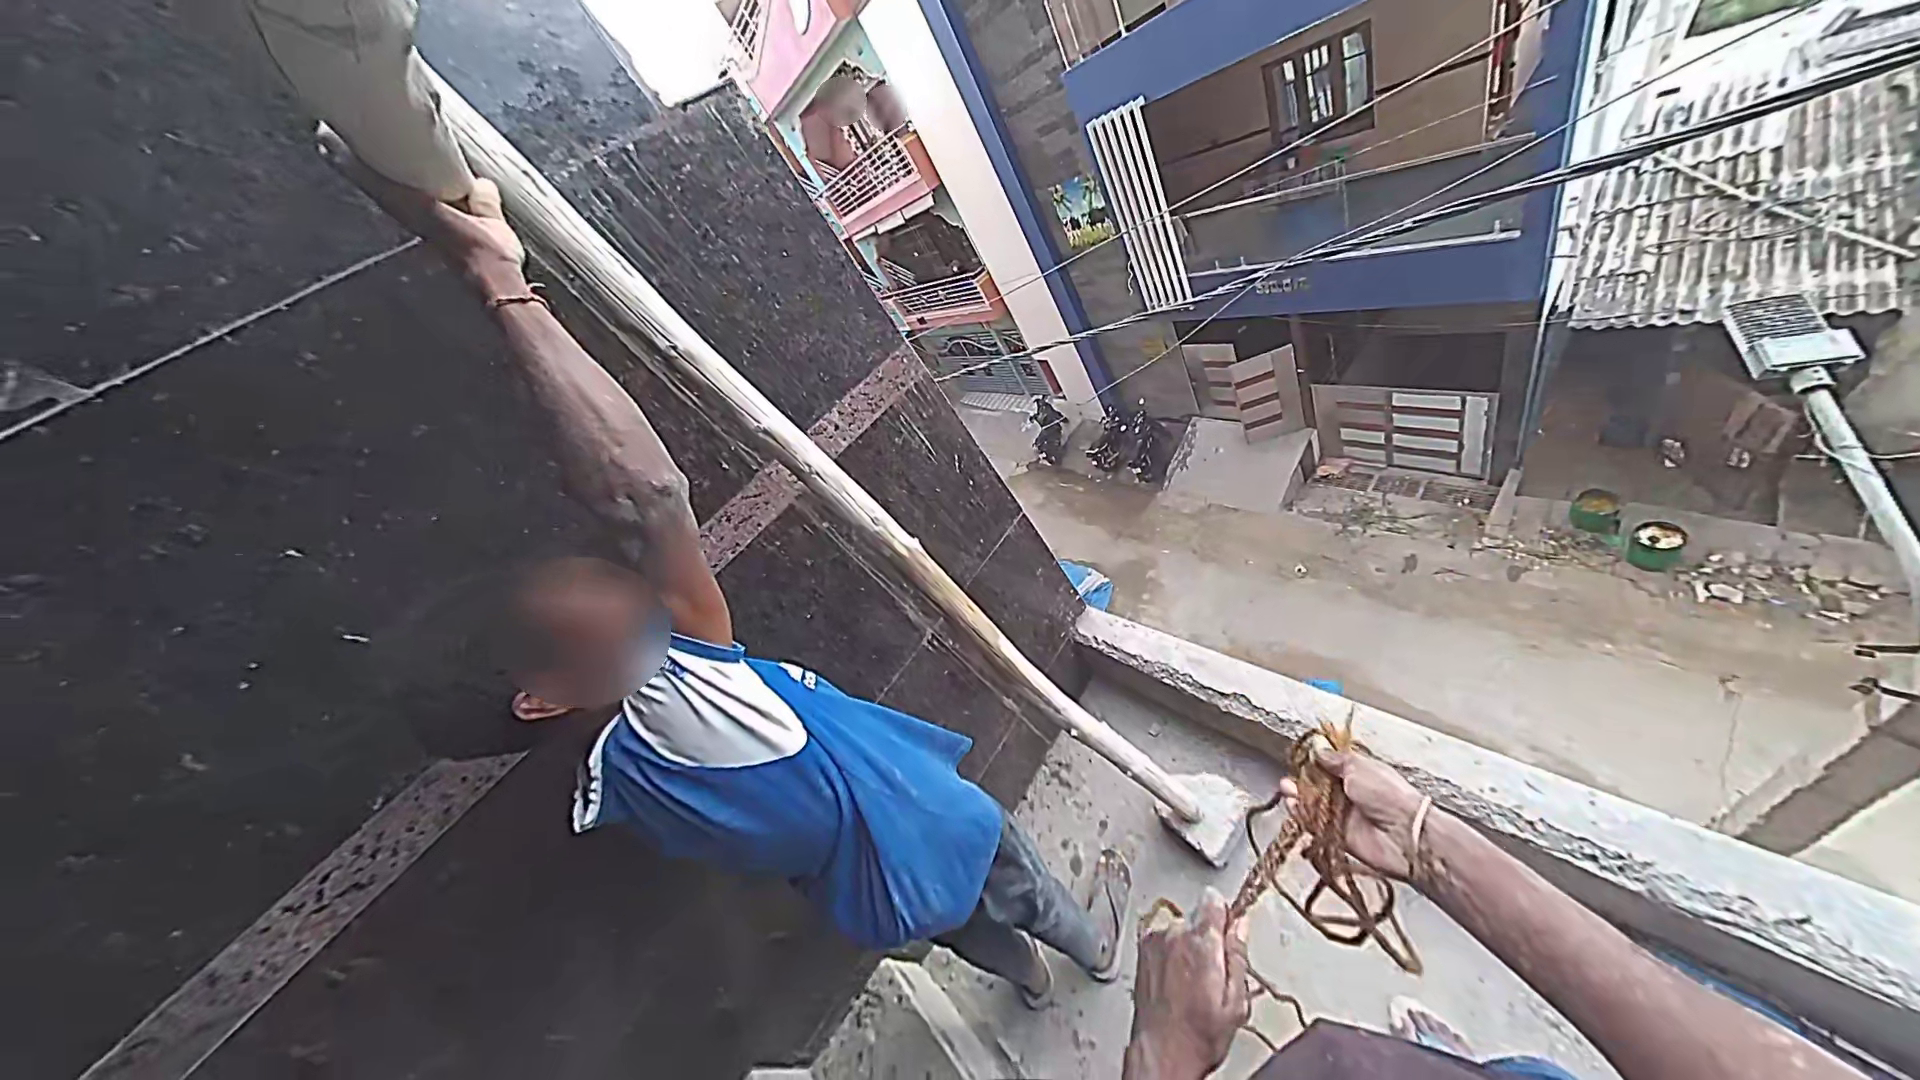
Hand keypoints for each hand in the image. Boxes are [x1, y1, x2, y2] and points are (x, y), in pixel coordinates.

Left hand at [315, 127, 526, 300]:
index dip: (342, 153)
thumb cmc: (490, 257)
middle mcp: (410, 218)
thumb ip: (485, 202)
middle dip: (353, 165)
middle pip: (369, 187)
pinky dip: (395, 201)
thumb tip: (481, 185)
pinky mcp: (427, 242)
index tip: (324, 134)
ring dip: (373, 183)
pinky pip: (402, 214)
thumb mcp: (493, 223)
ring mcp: (416, 232)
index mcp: (418, 207)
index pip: (367, 176)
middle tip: (340, 143)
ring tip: (371, 166)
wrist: (496, 287)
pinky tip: (405, 197)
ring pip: (382, 200)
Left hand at [1124, 887, 1249, 1079]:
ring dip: (1188, 944)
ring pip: (1180, 928)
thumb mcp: (1236, 1002)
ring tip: (1191, 981)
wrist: (1162, 1050)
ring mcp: (1156, 939)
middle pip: (1197, 916)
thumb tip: (1241, 926)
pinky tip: (1175, 979)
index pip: (1213, 900)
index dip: (1224, 915)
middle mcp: (1175, 933)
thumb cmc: (1199, 1034)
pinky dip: (1171, 951)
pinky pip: (1164, 938)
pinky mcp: (1142, 947)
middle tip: (1213, 971)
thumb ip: (1238, 956)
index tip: (1228, 932)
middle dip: (1208, 936)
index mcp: (1202, 942)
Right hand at [1282, 749, 1428, 881]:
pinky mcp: (1335, 835)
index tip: (1303, 758)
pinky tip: (1292, 803)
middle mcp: (1349, 795)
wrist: (1404, 835)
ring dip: (1298, 795)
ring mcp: (1342, 816)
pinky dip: (1301, 814)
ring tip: (1287, 788)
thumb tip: (1318, 750)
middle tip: (1292, 776)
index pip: (1331, 766)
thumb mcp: (1359, 766)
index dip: (1316, 762)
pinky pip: (1313, 824)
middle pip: (1318, 785)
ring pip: (1312, 804)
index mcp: (1359, 776)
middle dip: (1303, 779)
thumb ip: (1334, 759)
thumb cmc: (1387, 794)